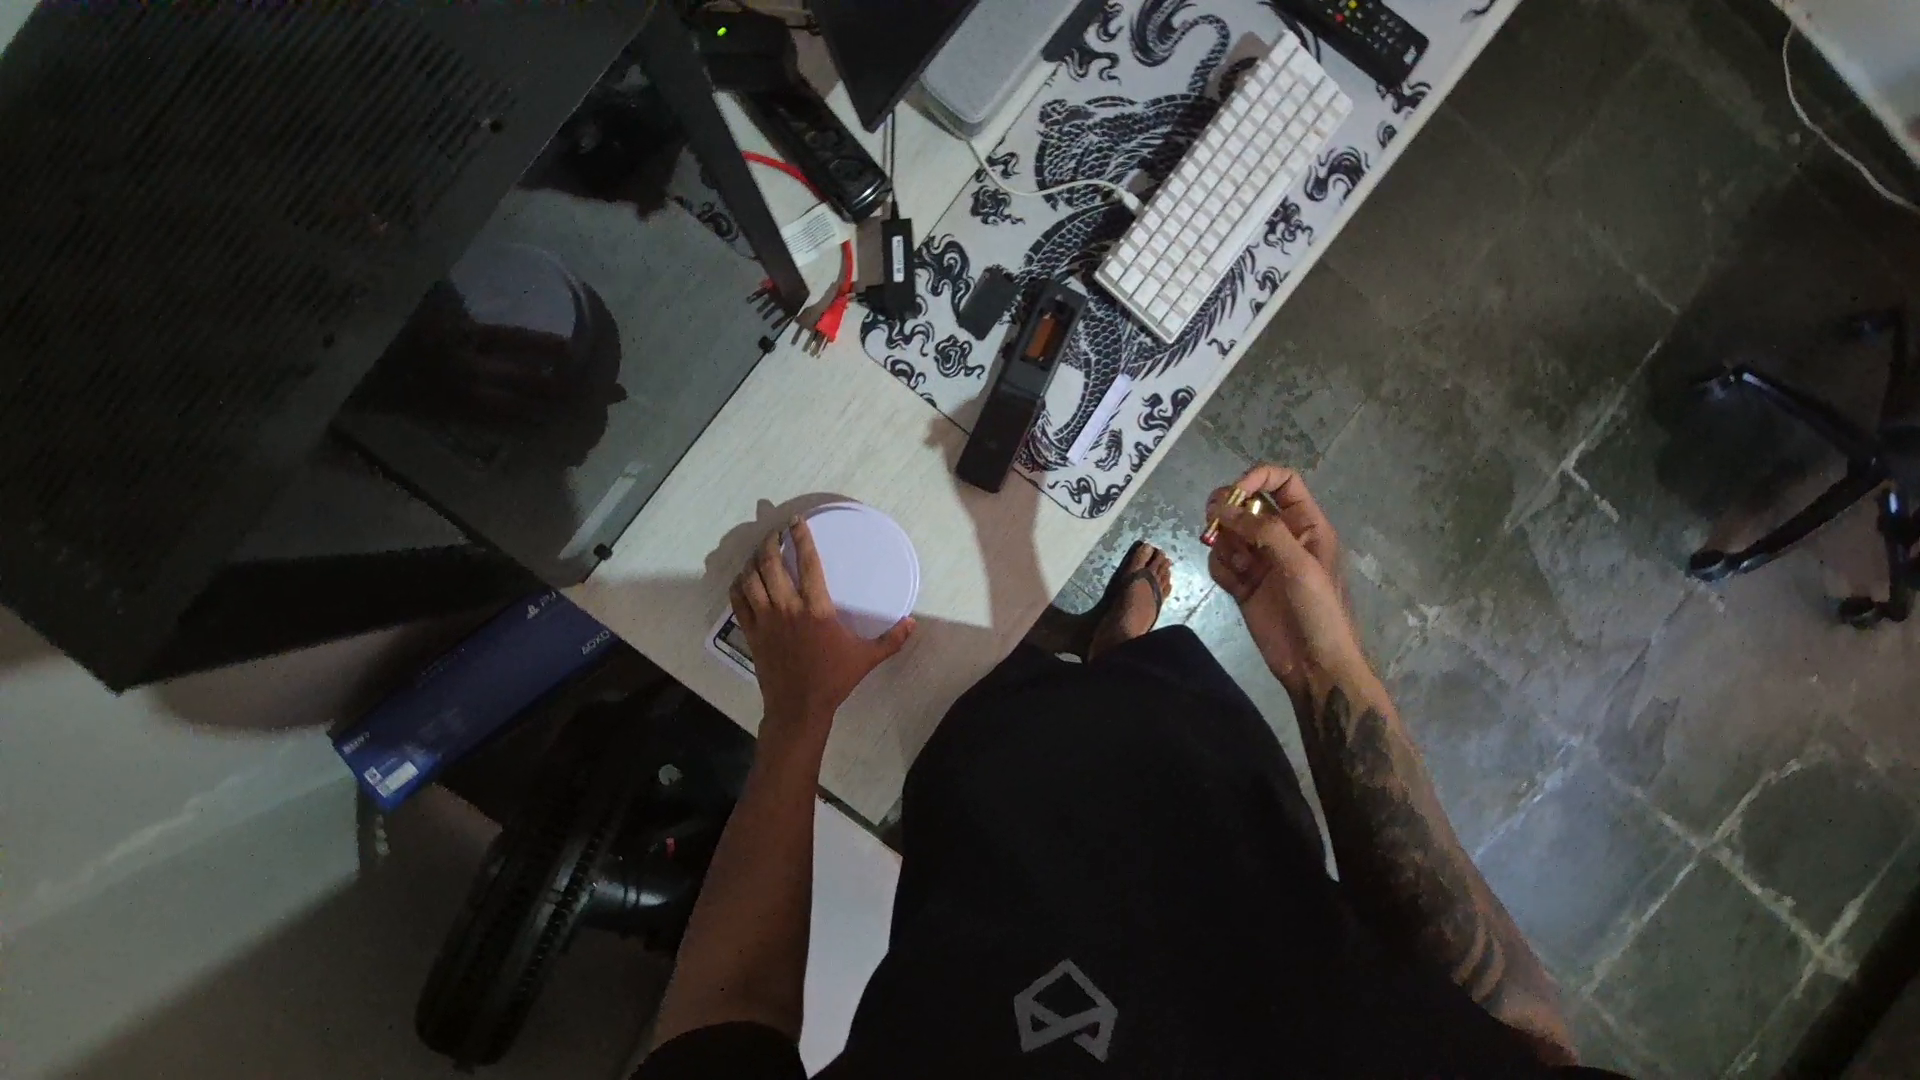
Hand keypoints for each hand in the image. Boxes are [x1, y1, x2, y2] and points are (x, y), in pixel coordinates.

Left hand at [729, 518, 915, 749]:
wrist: (798, 707)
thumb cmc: (833, 679)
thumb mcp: (867, 658)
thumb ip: (891, 639)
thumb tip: (913, 623)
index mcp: (816, 609)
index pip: (808, 564)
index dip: (802, 538)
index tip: (797, 521)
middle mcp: (787, 608)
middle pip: (771, 564)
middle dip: (770, 542)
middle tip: (775, 533)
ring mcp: (765, 620)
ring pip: (751, 579)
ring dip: (753, 560)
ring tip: (760, 552)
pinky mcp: (751, 632)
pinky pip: (737, 600)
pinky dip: (738, 584)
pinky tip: (743, 578)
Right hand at [1206, 465, 1367, 699]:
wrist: (1315, 665)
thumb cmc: (1320, 611)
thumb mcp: (1299, 565)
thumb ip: (1263, 531)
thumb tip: (1224, 507)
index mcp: (1307, 526)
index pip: (1283, 482)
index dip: (1257, 478)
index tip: (1233, 494)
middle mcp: (1282, 538)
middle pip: (1248, 505)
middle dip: (1228, 510)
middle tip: (1214, 523)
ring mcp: (1261, 562)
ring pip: (1229, 534)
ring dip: (1223, 543)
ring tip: (1234, 567)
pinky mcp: (1243, 585)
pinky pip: (1221, 563)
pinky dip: (1220, 568)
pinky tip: (1233, 585)